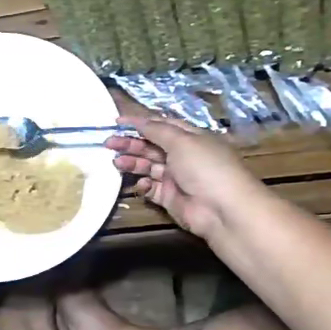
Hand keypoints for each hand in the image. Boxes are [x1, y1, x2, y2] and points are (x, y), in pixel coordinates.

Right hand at [107, 113, 269, 239]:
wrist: (222, 209)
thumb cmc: (205, 167)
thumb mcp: (182, 141)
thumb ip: (157, 130)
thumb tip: (138, 120)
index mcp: (191, 138)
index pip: (162, 126)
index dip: (140, 123)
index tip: (117, 122)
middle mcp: (183, 156)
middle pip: (151, 146)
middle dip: (130, 143)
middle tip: (108, 143)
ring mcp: (175, 177)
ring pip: (148, 166)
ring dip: (132, 163)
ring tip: (116, 162)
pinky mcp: (169, 197)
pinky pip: (150, 189)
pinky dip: (142, 185)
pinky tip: (139, 184)